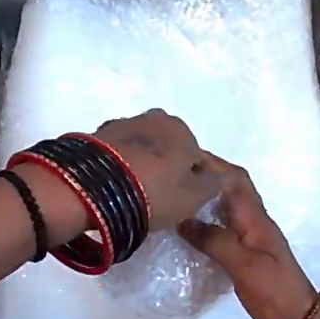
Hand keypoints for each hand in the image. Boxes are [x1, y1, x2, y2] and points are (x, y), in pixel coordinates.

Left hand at [93, 110, 224, 228]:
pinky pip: (117, 150)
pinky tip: (114, 182)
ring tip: (131, 191)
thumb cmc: (154, 193)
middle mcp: (155, 118)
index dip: (190, 181)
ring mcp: (124, 122)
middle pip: (167, 147)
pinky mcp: (97, 133)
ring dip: (141, 163)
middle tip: (154, 196)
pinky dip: (119, 162)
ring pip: (141, 146)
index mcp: (183, 130)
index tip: (177, 200)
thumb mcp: (193, 197)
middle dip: (164, 167)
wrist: (95, 188)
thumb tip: (224, 176)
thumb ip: (214, 184)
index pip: (195, 157)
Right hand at [176, 153, 319, 318]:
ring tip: (178, 192)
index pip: (235, 180)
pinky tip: (192, 225)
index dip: (213, 163)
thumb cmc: (274, 293)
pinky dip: (209, 217)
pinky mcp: (248, 254)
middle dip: (208, 173)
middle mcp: (256, 223)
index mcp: (257, 220)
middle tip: (176, 170)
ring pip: (229, 206)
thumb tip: (183, 219)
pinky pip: (226, 225)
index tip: (183, 153)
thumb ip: (215, 241)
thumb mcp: (244, 266)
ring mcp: (253, 239)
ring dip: (208, 193)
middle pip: (233, 188)